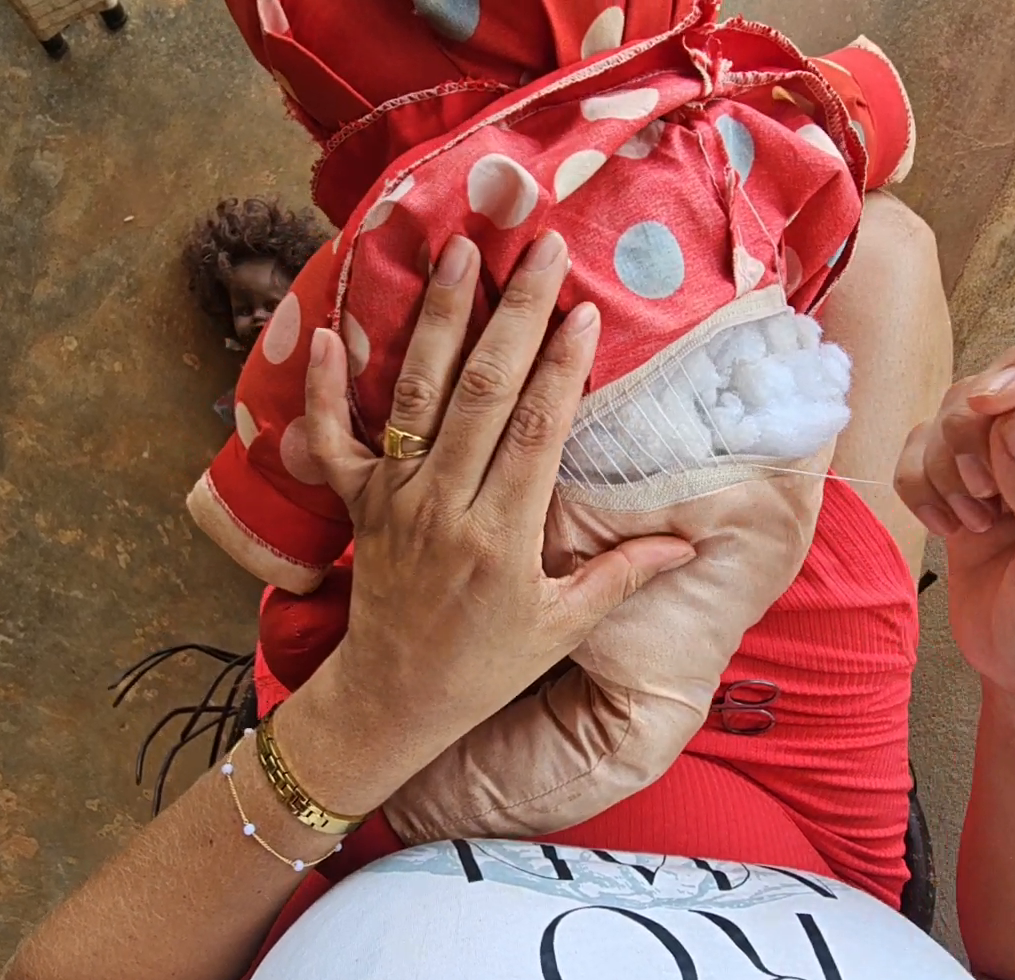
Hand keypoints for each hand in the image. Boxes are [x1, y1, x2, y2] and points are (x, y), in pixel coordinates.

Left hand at [294, 232, 694, 802]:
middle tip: (540, 247)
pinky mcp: (359, 507)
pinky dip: (326, 390)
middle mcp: (445, 505)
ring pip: (417, 397)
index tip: (584, 307)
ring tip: (457, 254)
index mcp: (503, 536)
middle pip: (482, 393)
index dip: (562, 365)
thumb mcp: (561, 628)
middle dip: (514, 314)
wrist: (395, 696)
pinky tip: (329, 334)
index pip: (537, 430)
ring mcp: (395, 501)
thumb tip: (687, 544)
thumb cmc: (484, 666)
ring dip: (438, 321)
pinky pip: (335, 441)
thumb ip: (620, 577)